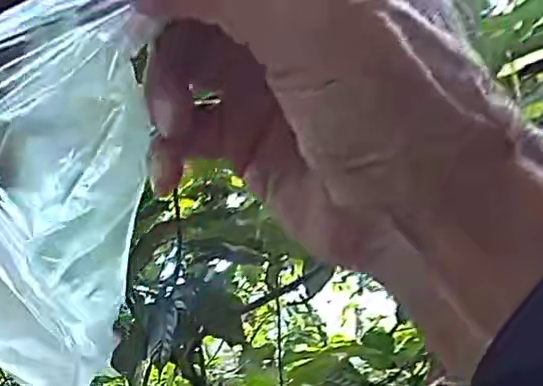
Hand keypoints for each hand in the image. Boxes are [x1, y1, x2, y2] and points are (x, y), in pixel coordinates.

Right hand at [142, 0, 542, 379]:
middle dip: (163, 51)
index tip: (126, 19)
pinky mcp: (248, 143)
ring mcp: (260, 81)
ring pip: (182, 76)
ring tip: (172, 139)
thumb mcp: (311, 21)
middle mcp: (278, 19)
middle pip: (189, 16)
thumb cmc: (385, 99)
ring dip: (162, 106)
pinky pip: (191, 137)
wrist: (416, 208)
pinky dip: (171, 152)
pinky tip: (169, 176)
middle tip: (161, 95)